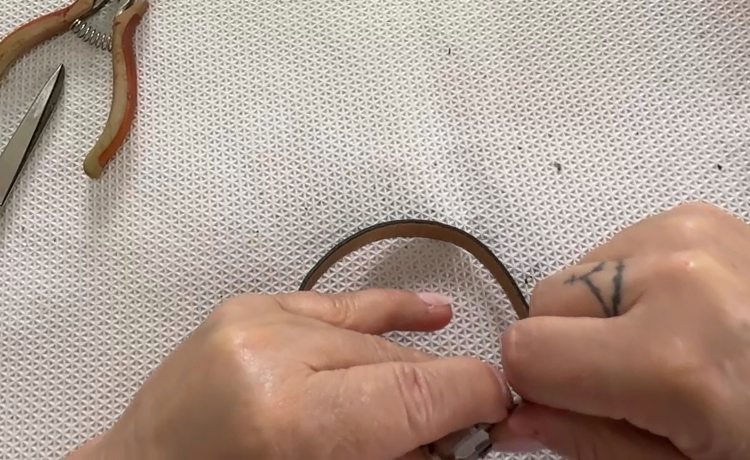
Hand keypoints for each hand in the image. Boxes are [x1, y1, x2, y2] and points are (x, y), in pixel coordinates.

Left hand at [71, 289, 509, 459]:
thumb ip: (391, 456)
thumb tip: (454, 438)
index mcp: (287, 418)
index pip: (408, 394)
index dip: (471, 398)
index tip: (506, 413)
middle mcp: (271, 353)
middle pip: (389, 361)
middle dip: (440, 392)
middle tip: (475, 428)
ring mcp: (252, 318)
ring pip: (364, 332)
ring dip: (408, 361)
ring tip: (459, 385)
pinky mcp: (243, 307)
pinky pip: (327, 304)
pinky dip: (377, 312)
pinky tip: (428, 310)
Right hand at [496, 203, 749, 459]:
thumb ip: (595, 446)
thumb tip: (512, 419)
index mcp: (677, 360)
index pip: (529, 353)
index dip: (538, 394)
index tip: (575, 419)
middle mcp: (670, 274)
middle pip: (545, 303)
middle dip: (570, 354)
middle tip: (639, 396)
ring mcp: (684, 230)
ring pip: (576, 273)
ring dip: (598, 318)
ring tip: (674, 356)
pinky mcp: (697, 211)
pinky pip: (617, 250)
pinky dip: (629, 288)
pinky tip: (693, 320)